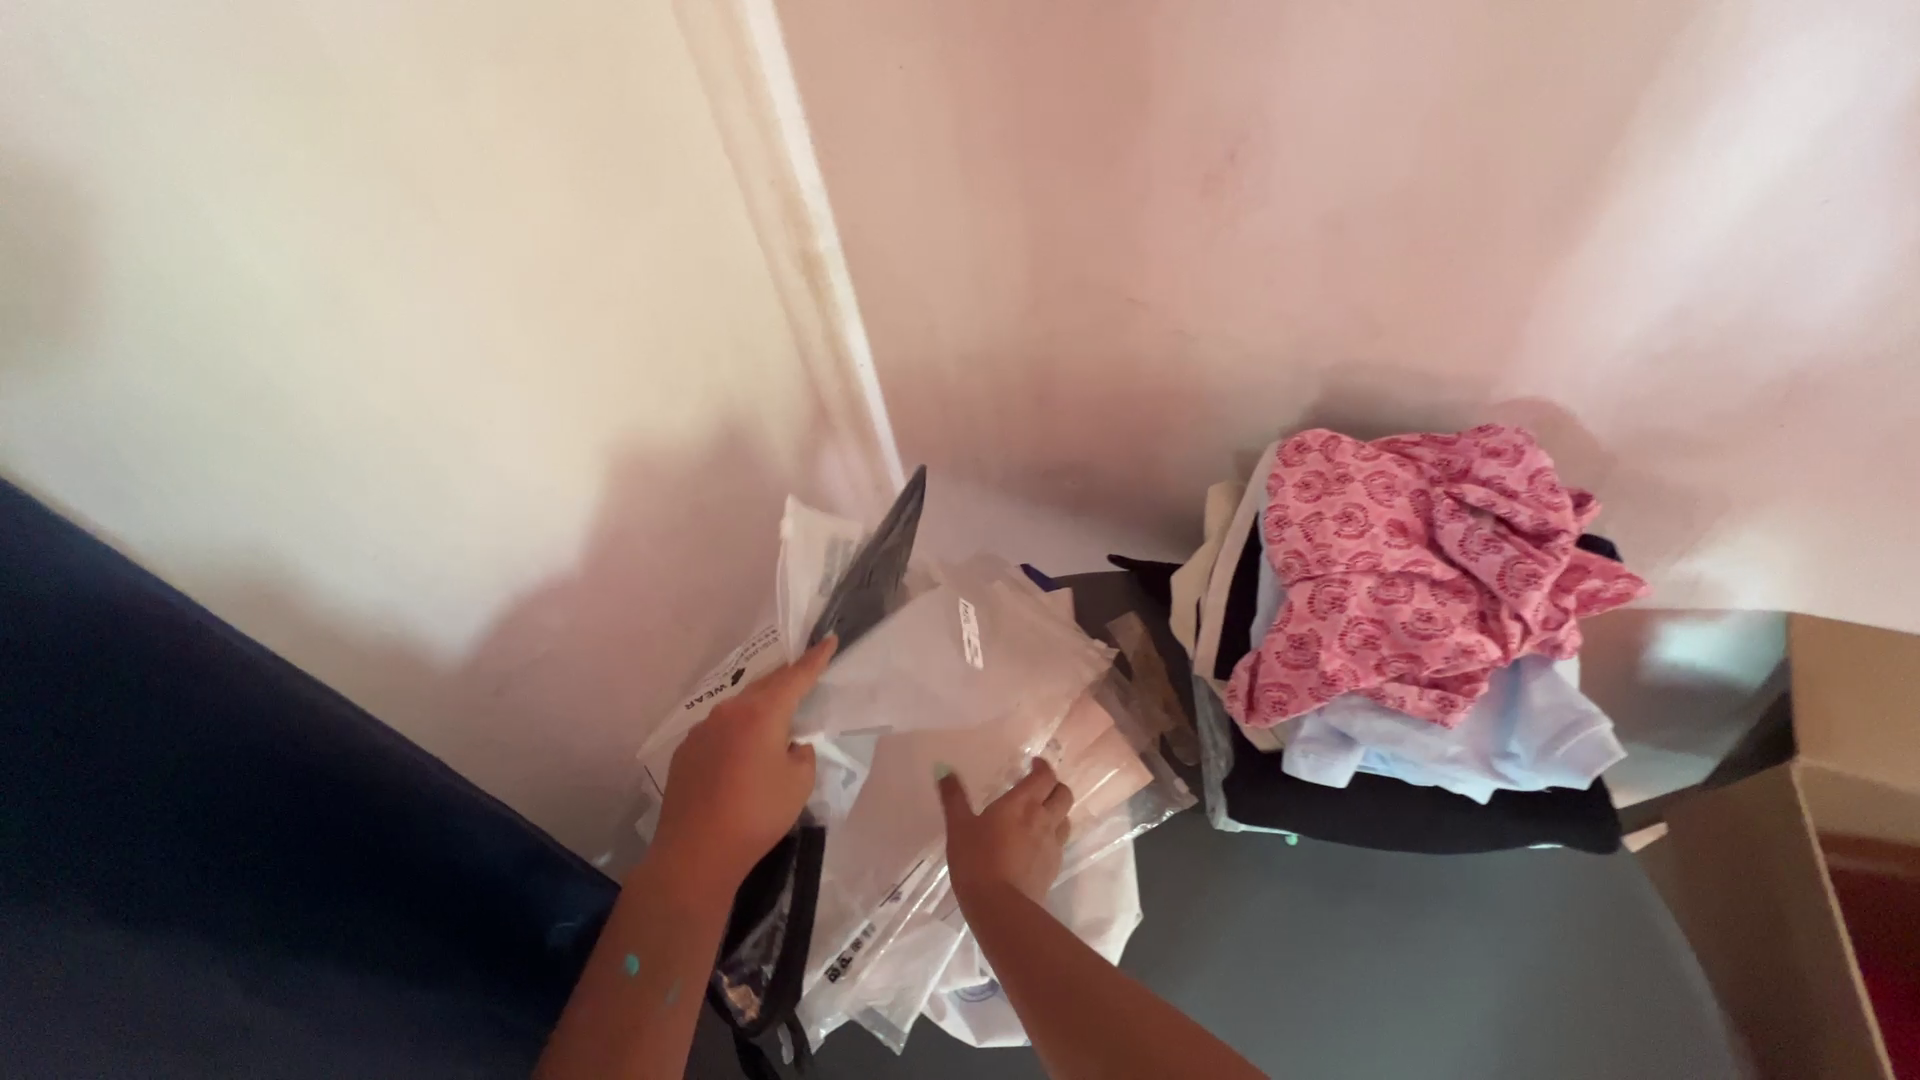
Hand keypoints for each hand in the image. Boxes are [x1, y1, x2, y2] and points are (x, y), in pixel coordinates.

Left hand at [650, 637, 835, 897]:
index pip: (796, 677)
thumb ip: (801, 752)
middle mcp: (729, 712)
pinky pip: (719, 730)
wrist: (696, 853)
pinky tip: (741, 755)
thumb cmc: (757, 815)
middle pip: (765, 687)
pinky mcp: (686, 751)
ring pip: (739, 708)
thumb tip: (788, 745)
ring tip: (774, 722)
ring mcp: (702, 730)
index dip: (815, 659)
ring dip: (759, 709)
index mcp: (762, 713)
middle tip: (804, 676)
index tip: (828, 640)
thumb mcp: (799, 782)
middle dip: (786, 681)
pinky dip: (736, 732)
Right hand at [938, 758, 1074, 908]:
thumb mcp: (958, 826)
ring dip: (1057, 811)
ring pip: (1065, 818)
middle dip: (1054, 786)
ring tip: (1040, 815)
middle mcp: (1043, 819)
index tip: (1033, 764)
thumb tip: (944, 770)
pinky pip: (1059, 843)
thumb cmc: (977, 860)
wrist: (1001, 908)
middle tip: (1039, 787)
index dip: (1043, 767)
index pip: (1045, 776)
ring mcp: (1052, 845)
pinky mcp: (1054, 868)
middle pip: (1063, 794)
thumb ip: (953, 797)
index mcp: (1023, 803)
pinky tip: (1036, 845)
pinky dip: (1052, 836)